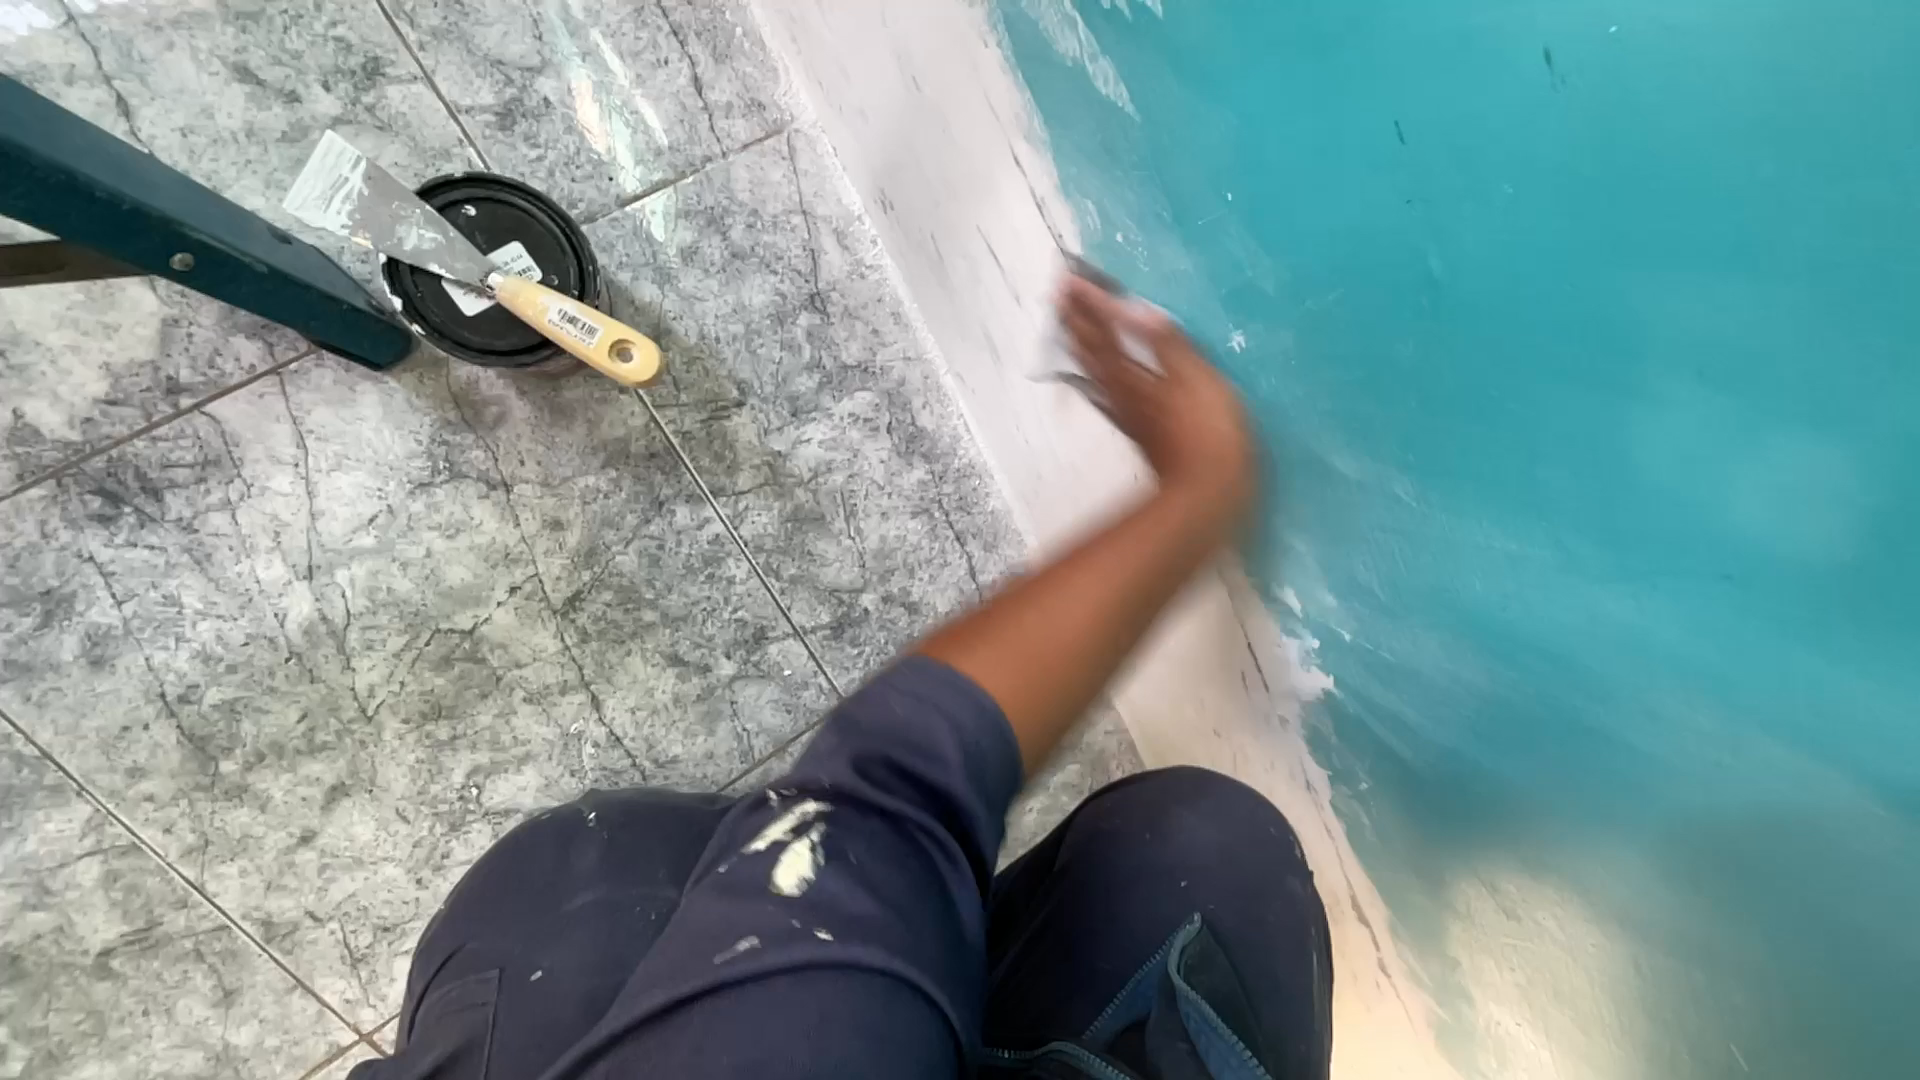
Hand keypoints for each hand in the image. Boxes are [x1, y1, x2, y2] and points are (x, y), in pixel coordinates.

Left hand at [1057, 273, 1257, 523]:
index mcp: (1136, 376)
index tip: (1068, 279)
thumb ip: (1166, 345)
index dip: (1089, 305)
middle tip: (1058, 294)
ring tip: (1069, 324)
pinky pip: (1105, 390)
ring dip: (1081, 344)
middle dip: (1076, 321)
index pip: (1105, 333)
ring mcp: (1127, 412)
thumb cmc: (1209, 434)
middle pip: (1092, 351)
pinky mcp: (1138, 428)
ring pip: (1094, 371)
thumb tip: (1133, 309)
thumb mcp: (1196, 381)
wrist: (1206, 493)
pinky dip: (1094, 373)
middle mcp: (1122, 392)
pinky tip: (1094, 375)